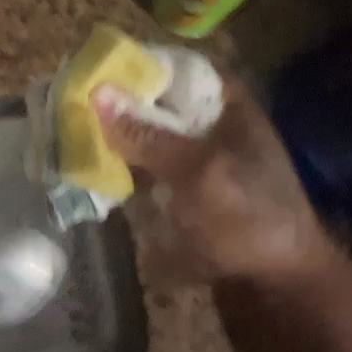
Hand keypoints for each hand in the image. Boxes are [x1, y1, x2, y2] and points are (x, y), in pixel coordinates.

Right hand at [95, 78, 332, 283]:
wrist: (280, 285)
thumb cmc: (250, 219)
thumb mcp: (200, 173)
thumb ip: (149, 136)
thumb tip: (96, 95)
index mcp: (228, 106)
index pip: (177, 68)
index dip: (138, 66)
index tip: (94, 72)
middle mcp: (211, 126)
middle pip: (156, 101)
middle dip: (116, 105)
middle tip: (71, 109)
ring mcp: (197, 160)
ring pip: (145, 135)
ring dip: (113, 138)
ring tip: (72, 138)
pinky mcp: (183, 192)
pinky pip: (144, 168)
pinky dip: (120, 168)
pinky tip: (93, 171)